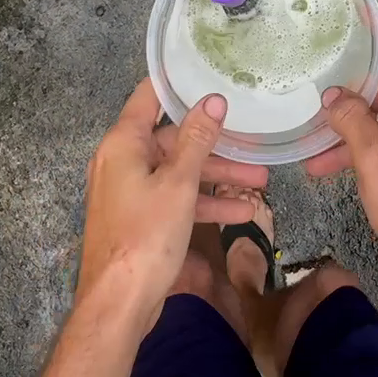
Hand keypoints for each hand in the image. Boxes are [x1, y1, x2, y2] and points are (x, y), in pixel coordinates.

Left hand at [76, 80, 269, 329]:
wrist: (118, 307)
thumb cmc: (145, 235)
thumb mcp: (179, 183)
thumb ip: (197, 139)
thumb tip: (213, 99)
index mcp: (123, 143)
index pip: (150, 96)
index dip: (177, 81)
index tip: (207, 69)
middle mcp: (122, 161)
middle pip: (173, 139)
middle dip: (215, 145)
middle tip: (252, 144)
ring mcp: (129, 191)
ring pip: (178, 172)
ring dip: (216, 177)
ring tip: (259, 182)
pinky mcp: (139, 218)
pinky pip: (173, 198)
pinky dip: (201, 202)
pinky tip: (239, 213)